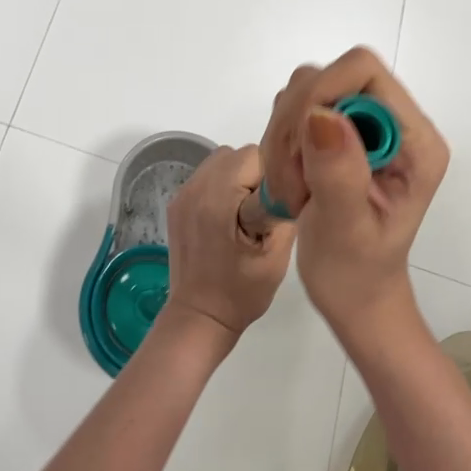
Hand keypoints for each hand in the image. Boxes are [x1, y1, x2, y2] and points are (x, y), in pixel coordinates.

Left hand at [164, 144, 295, 337]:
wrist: (200, 317)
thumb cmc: (242, 292)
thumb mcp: (276, 254)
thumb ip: (284, 208)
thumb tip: (293, 180)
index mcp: (217, 198)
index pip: (255, 156)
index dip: (275, 174)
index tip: (280, 201)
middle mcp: (194, 187)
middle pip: (236, 154)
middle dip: (257, 174)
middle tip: (266, 209)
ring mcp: (182, 194)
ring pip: (220, 161)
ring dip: (238, 178)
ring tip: (247, 214)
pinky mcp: (177, 203)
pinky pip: (206, 177)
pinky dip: (222, 186)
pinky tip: (228, 218)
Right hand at [283, 47, 449, 329]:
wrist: (353, 297)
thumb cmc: (357, 274)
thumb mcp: (348, 231)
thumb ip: (339, 173)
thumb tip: (322, 115)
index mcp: (414, 139)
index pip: (363, 71)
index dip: (322, 92)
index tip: (300, 146)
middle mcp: (390, 121)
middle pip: (326, 76)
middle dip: (294, 125)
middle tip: (293, 181)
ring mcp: (360, 125)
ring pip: (302, 92)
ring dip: (282, 139)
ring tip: (293, 190)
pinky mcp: (334, 133)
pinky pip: (291, 113)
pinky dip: (278, 145)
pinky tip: (290, 184)